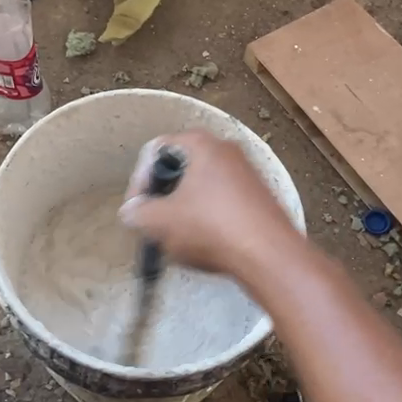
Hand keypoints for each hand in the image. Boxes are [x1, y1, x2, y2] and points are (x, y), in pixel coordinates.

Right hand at [118, 132, 303, 291]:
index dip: (138, 180)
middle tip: (153, 221)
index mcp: (201, 144)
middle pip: (179, 167)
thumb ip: (137, 213)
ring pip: (200, 185)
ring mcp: (246, 173)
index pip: (155, 150)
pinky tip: (203, 242)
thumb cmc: (211, 228)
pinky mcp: (259, 198)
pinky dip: (206, 217)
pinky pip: (221, 201)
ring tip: (175, 236)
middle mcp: (226, 149)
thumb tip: (130, 212)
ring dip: (182, 208)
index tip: (137, 209)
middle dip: (161, 195)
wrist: (271, 257)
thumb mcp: (160, 222)